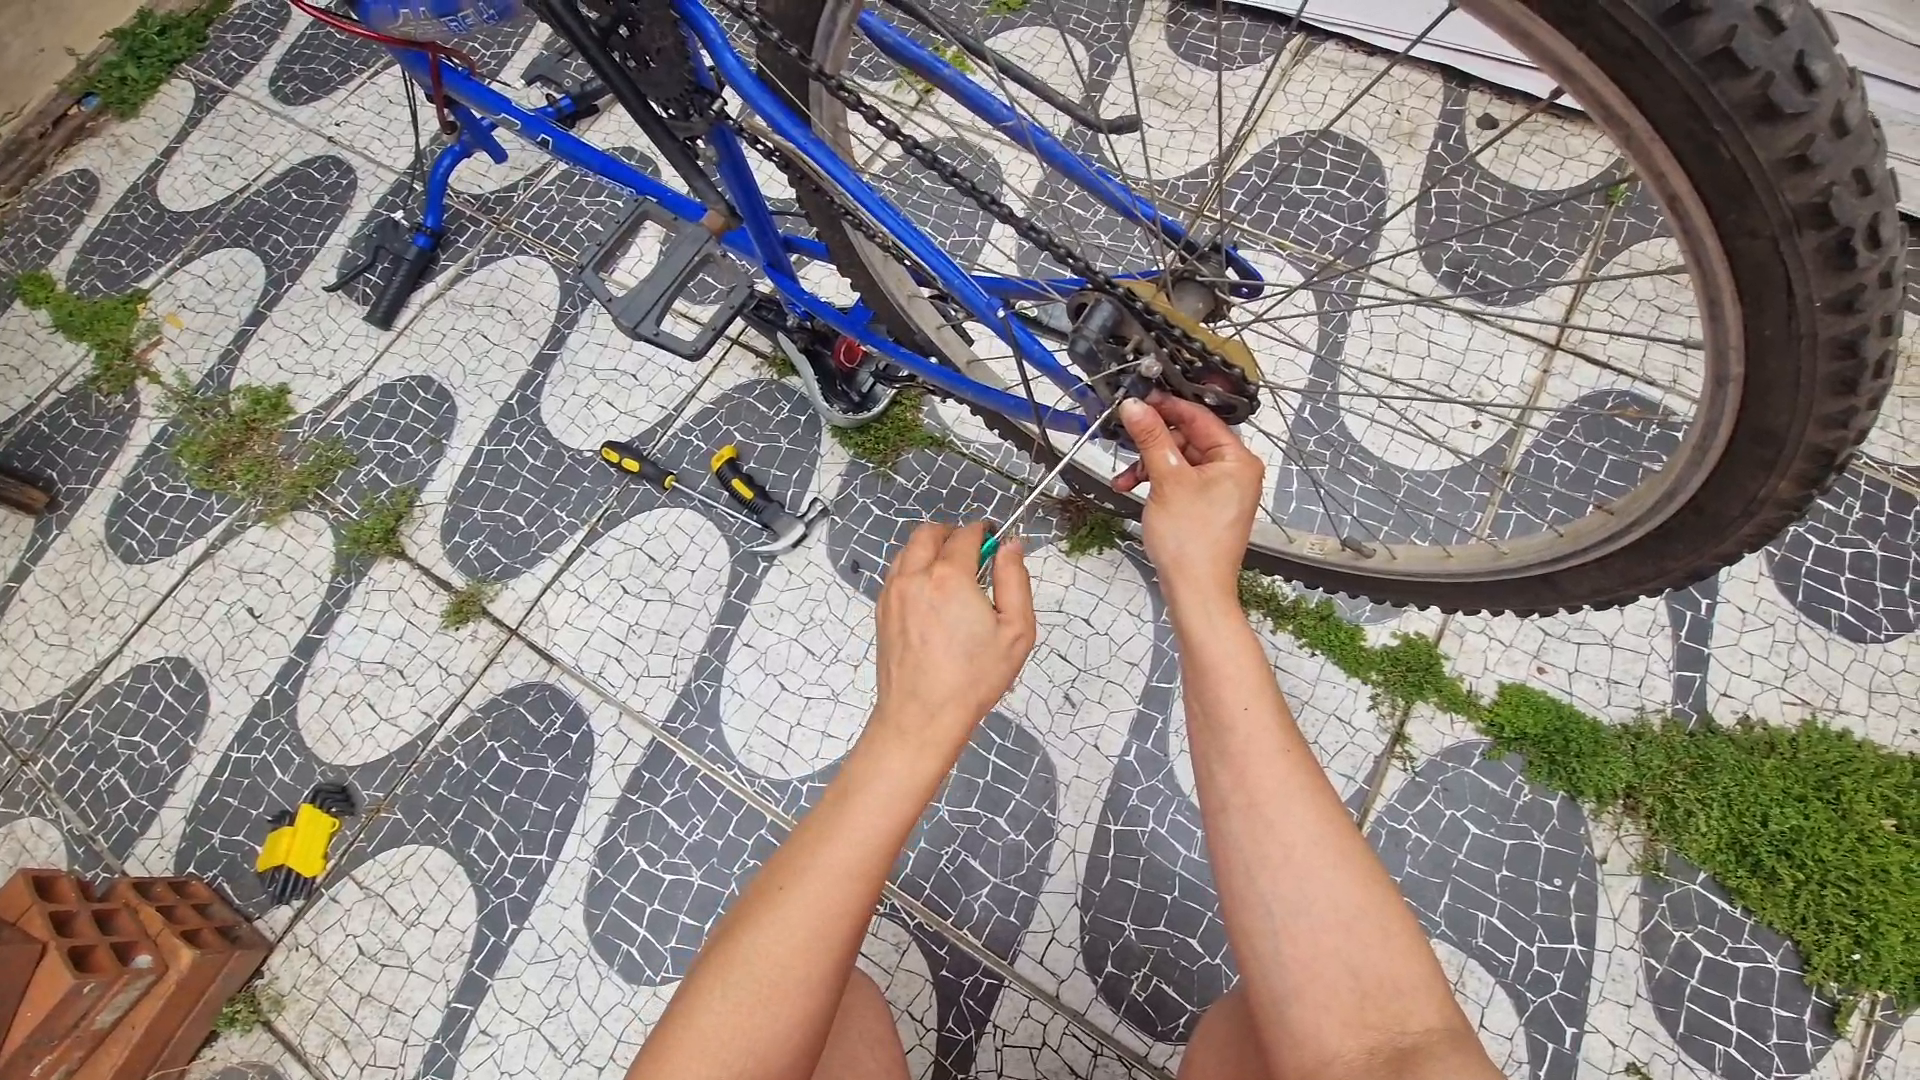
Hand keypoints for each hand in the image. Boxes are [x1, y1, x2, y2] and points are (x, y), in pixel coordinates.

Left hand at [869, 522, 1036, 762]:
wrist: (922, 716)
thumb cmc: (974, 678)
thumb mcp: (1016, 631)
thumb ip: (1015, 581)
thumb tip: (1011, 546)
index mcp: (949, 577)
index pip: (966, 535)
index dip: (984, 532)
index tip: (995, 539)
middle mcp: (915, 576)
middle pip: (929, 533)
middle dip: (953, 534)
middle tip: (973, 552)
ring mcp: (892, 593)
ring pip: (908, 550)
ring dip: (930, 549)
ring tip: (951, 573)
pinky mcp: (881, 611)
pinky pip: (896, 573)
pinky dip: (913, 569)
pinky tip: (930, 594)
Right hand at [1113, 392, 1264, 604]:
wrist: (1195, 589)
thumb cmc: (1190, 540)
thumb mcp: (1166, 479)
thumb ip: (1151, 438)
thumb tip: (1136, 405)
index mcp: (1238, 459)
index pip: (1200, 418)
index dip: (1168, 407)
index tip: (1140, 400)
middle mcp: (1234, 471)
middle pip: (1188, 439)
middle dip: (1153, 443)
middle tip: (1127, 441)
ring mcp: (1220, 490)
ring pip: (1179, 461)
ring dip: (1149, 464)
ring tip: (1125, 478)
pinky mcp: (1204, 506)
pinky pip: (1179, 481)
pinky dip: (1156, 482)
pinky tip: (1133, 489)